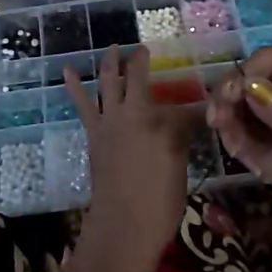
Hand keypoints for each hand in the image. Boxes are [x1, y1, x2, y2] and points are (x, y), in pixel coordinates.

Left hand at [66, 47, 187, 259]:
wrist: (124, 223)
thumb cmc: (160, 202)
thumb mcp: (179, 168)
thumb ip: (180, 139)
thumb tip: (184, 124)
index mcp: (165, 124)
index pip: (185, 108)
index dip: (196, 104)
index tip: (204, 96)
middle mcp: (137, 114)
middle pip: (140, 79)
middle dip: (141, 62)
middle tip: (144, 50)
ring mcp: (111, 121)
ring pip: (109, 83)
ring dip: (110, 64)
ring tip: (112, 48)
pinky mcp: (94, 132)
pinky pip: (82, 103)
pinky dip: (74, 85)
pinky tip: (68, 70)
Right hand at [206, 49, 271, 242]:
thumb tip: (249, 87)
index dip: (251, 70)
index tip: (233, 93)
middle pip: (249, 79)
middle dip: (229, 94)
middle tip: (217, 117)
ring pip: (237, 104)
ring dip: (225, 117)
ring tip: (228, 139)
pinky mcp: (262, 145)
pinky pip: (237, 131)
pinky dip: (230, 138)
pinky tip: (239, 155)